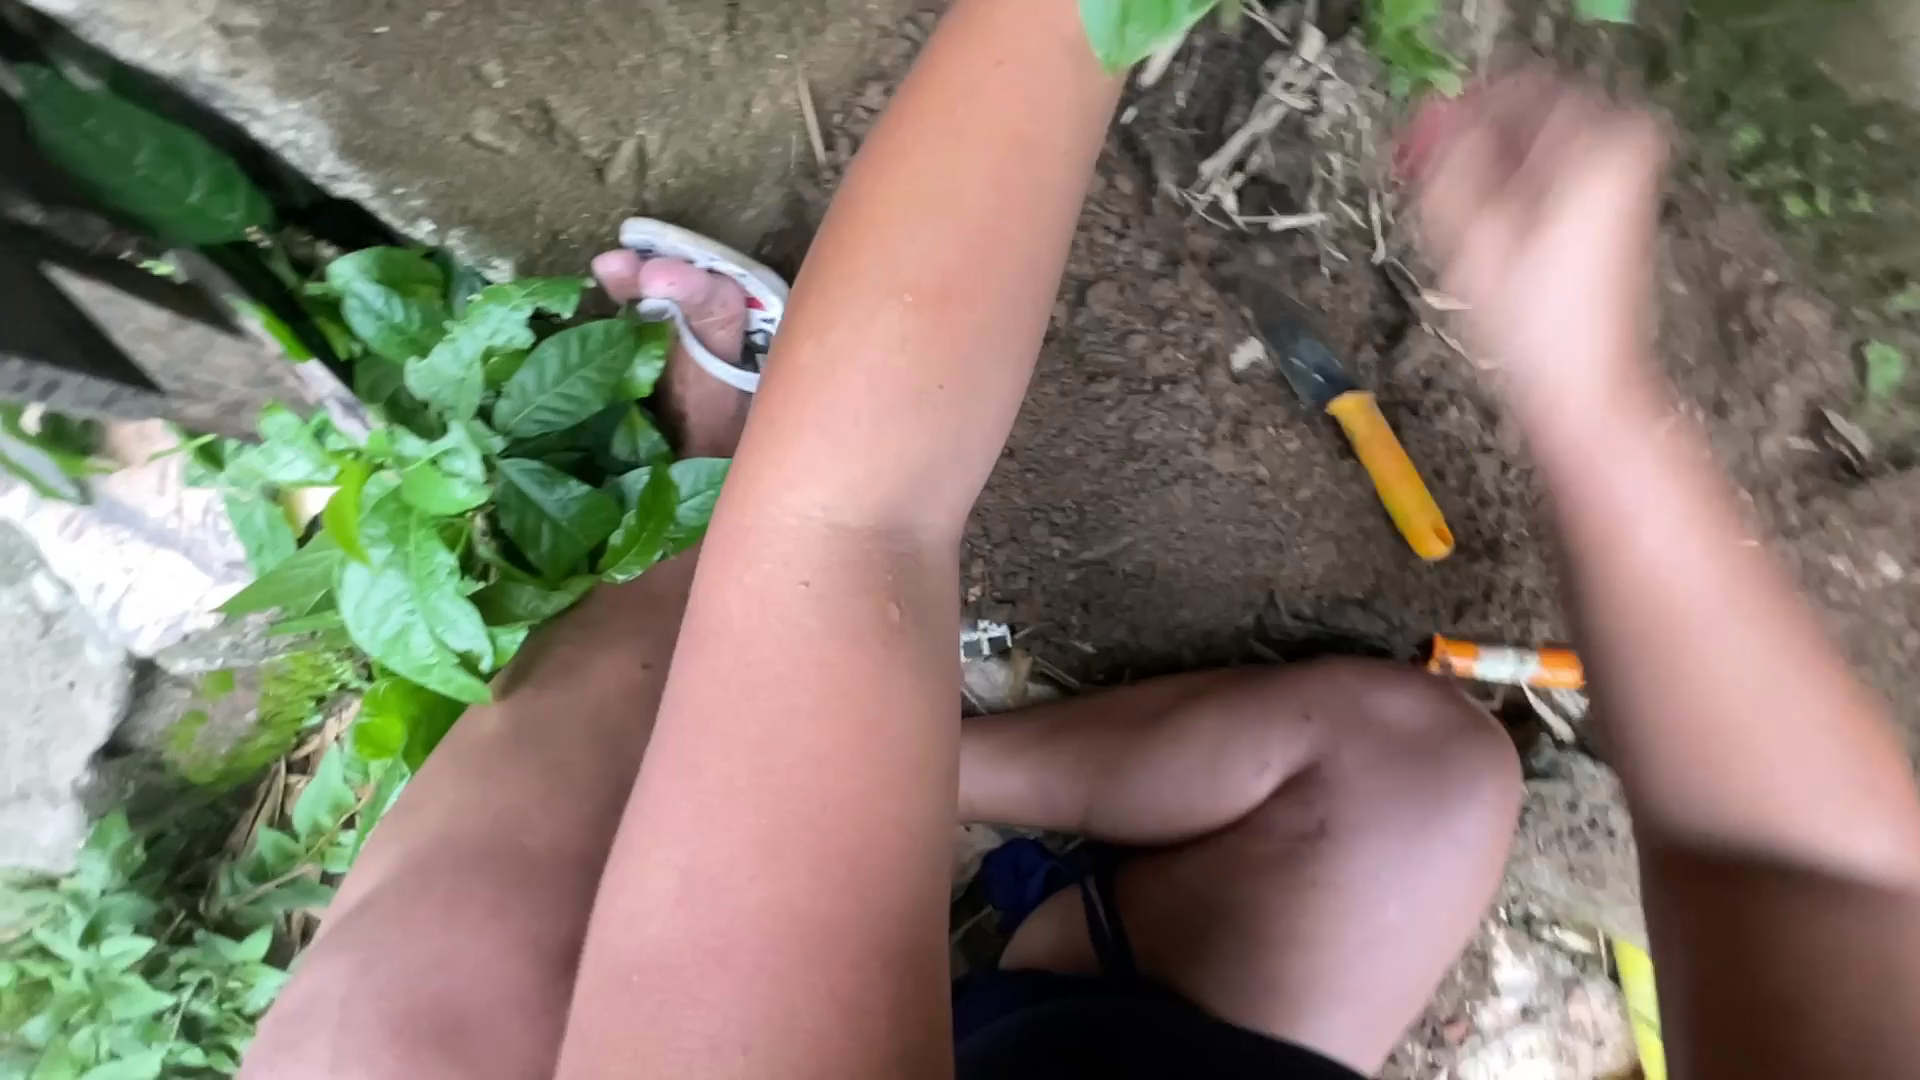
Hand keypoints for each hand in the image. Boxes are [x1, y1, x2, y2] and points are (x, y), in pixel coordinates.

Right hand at [1404, 72, 1668, 415]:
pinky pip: (1535, 180)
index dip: (1450, 121)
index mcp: (1596, 141)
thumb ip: (1447, 167)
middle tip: (1421, 194)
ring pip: (1521, 155)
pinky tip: (1473, 240)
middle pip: (1518, 122)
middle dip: (1462, 153)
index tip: (1410, 153)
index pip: (1508, 95)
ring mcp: (1614, 176)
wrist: (1575, 378)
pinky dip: (1497, 198)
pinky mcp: (1601, 208)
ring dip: (1474, 180)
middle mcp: (1616, 145)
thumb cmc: (1527, 316)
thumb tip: (1428, 117)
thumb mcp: (1472, 237)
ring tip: (1447, 230)